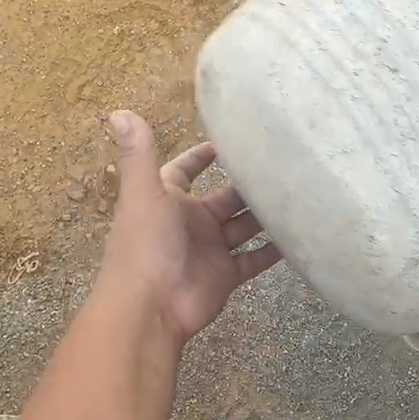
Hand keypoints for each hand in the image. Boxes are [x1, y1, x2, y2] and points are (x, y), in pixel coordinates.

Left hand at [95, 110, 281, 341]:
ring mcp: (210, 249)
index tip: (229, 139)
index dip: (202, 156)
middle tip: (283, 165)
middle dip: (248, 183)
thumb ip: (139, 155)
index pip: (185, 171)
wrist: (150, 308)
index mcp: (167, 201)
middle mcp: (190, 222)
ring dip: (266, 214)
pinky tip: (300, 235)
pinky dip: (275, 250)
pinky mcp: (227, 275)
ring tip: (298, 194)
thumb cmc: (145, 245)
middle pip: (224, 197)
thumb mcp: (143, 194)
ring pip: (244, 226)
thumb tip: (118, 111)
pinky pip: (255, 258)